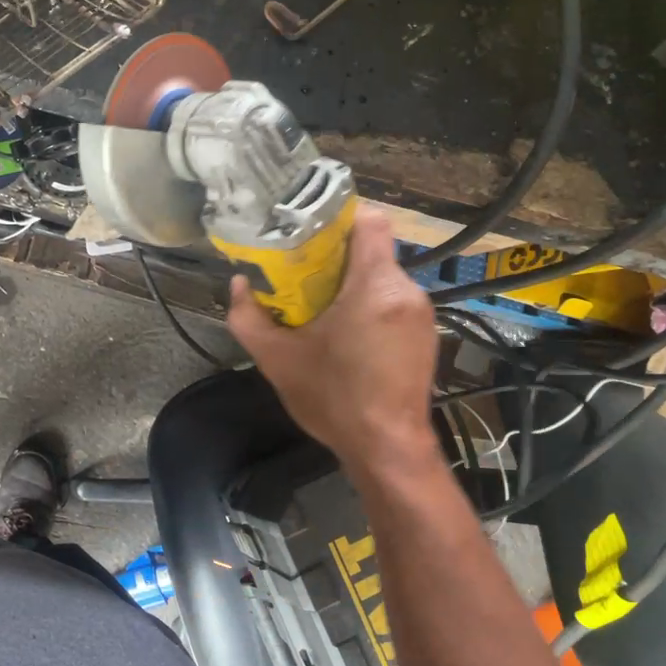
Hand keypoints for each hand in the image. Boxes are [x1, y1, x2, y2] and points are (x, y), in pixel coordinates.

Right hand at [225, 208, 441, 478]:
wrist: (386, 449)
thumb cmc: (332, 397)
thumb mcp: (275, 357)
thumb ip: (249, 316)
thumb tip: (239, 284)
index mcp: (374, 287)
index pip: (371, 221)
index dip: (339, 217)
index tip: (306, 231)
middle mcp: (405, 292)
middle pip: (372, 250)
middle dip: (334, 255)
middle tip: (297, 270)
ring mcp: (421, 316)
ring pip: (381, 277)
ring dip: (350, 282)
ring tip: (316, 302)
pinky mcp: (426, 336)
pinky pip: (392, 301)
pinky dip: (366, 304)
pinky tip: (342, 330)